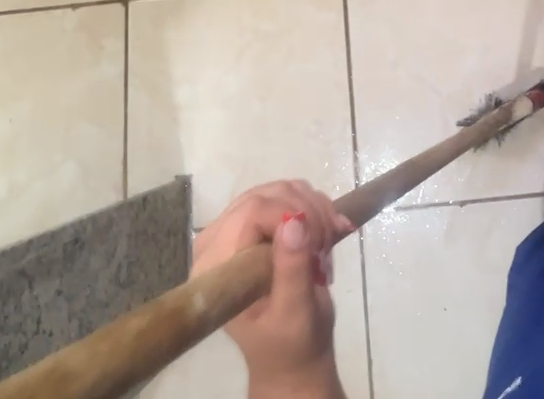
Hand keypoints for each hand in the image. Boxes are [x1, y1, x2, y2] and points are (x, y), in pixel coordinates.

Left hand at [193, 180, 355, 398]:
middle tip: (328, 243)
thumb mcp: (294, 312)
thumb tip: (294, 221)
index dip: (290, 213)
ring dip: (314, 210)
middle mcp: (219, 242)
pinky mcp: (258, 224)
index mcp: (216, 265)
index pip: (251, 210)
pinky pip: (289, 194)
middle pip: (266, 194)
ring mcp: (238, 230)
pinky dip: (316, 208)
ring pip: (281, 189)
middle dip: (307, 211)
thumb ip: (291, 269)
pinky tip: (326, 235)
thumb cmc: (291, 343)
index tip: (319, 241)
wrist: (295, 355)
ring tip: (326, 245)